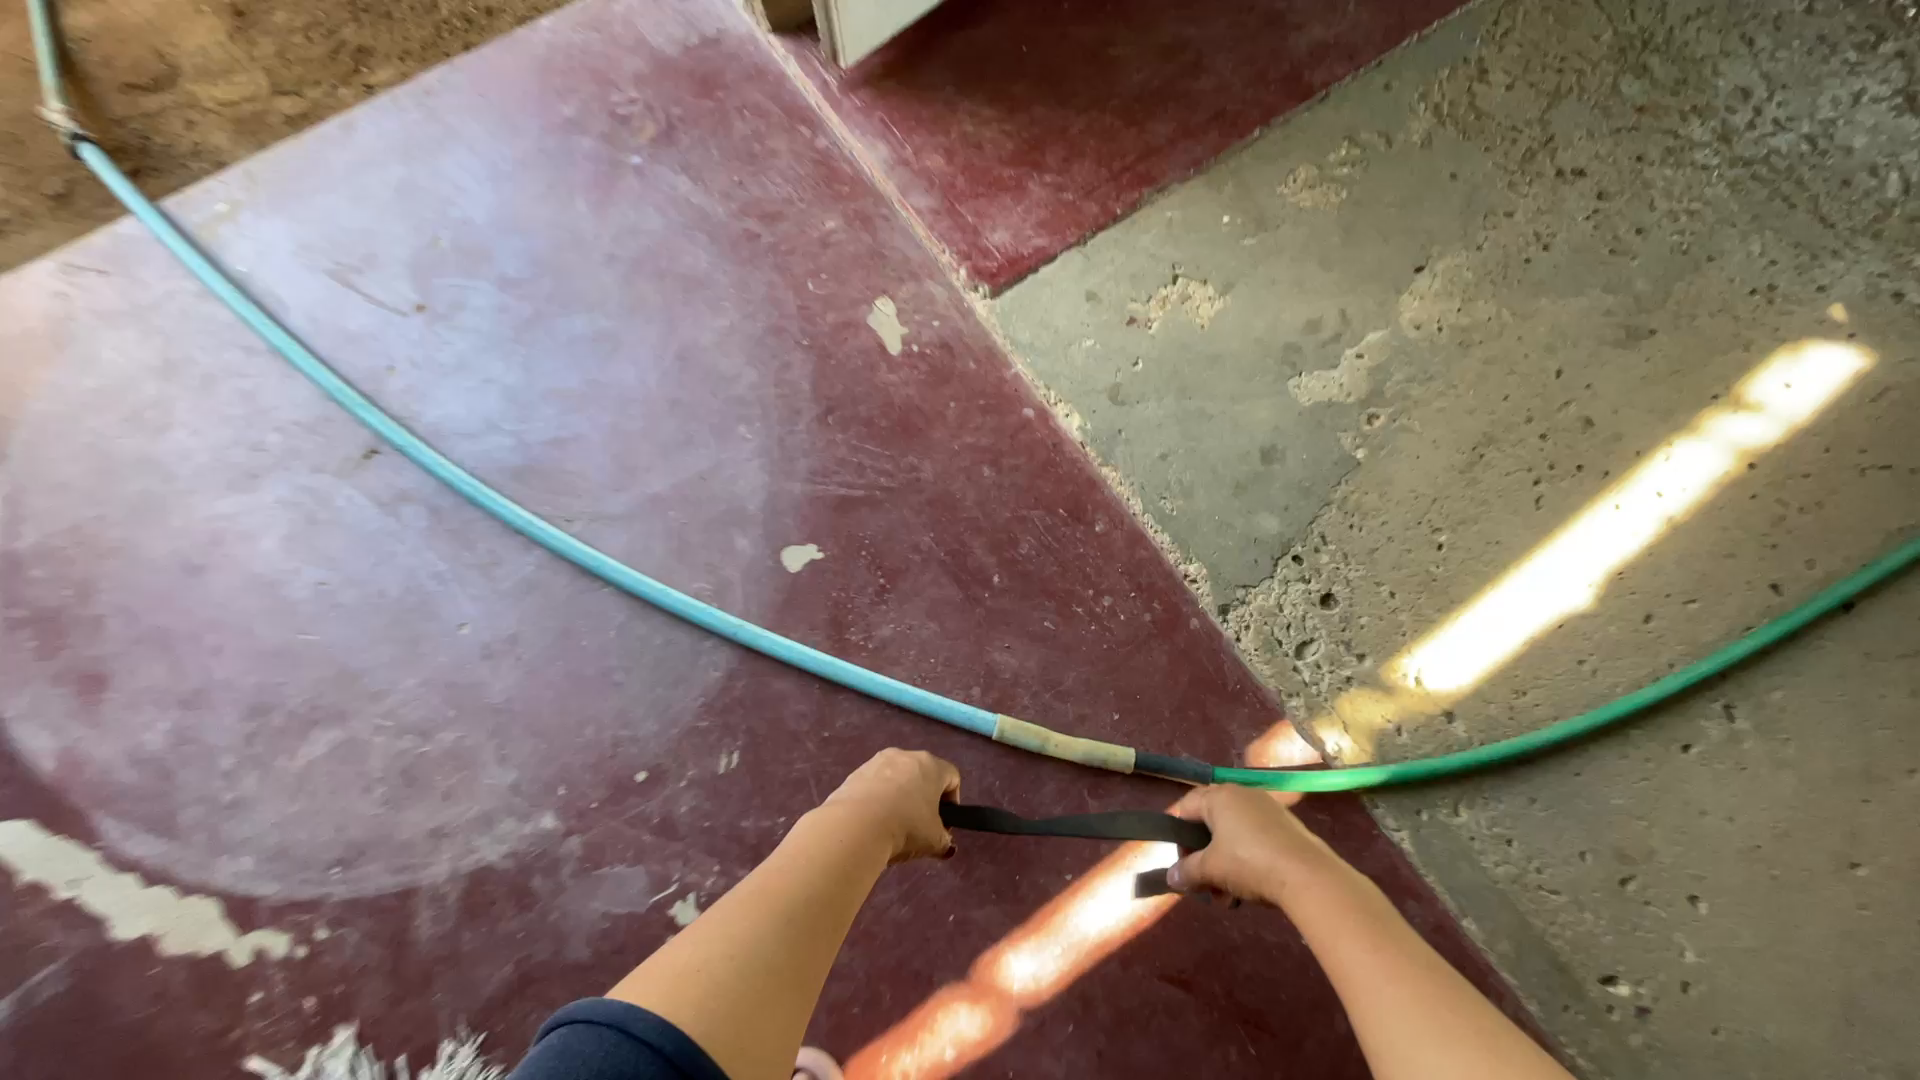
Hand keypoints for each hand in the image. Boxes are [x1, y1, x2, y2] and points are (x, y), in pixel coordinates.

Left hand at [816, 749, 960, 863]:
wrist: (855, 826)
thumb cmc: (905, 827)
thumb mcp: (934, 841)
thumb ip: (944, 840)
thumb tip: (944, 844)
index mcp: (930, 765)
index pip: (952, 777)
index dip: (952, 801)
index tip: (944, 823)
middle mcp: (905, 755)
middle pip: (922, 775)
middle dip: (924, 798)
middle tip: (920, 825)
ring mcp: (877, 761)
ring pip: (896, 778)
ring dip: (899, 797)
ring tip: (892, 825)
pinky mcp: (855, 773)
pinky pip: (874, 785)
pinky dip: (877, 799)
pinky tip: (872, 821)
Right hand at [1165, 785, 1339, 905]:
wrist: (1309, 876)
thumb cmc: (1250, 863)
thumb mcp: (1211, 869)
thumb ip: (1187, 871)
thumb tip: (1171, 877)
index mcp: (1219, 797)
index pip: (1184, 808)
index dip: (1178, 836)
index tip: (1182, 864)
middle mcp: (1241, 795)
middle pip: (1210, 825)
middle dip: (1203, 858)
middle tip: (1205, 886)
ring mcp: (1267, 809)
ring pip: (1233, 836)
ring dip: (1224, 866)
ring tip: (1229, 898)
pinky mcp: (1286, 826)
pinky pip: (1255, 840)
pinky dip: (1246, 861)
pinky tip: (1251, 890)